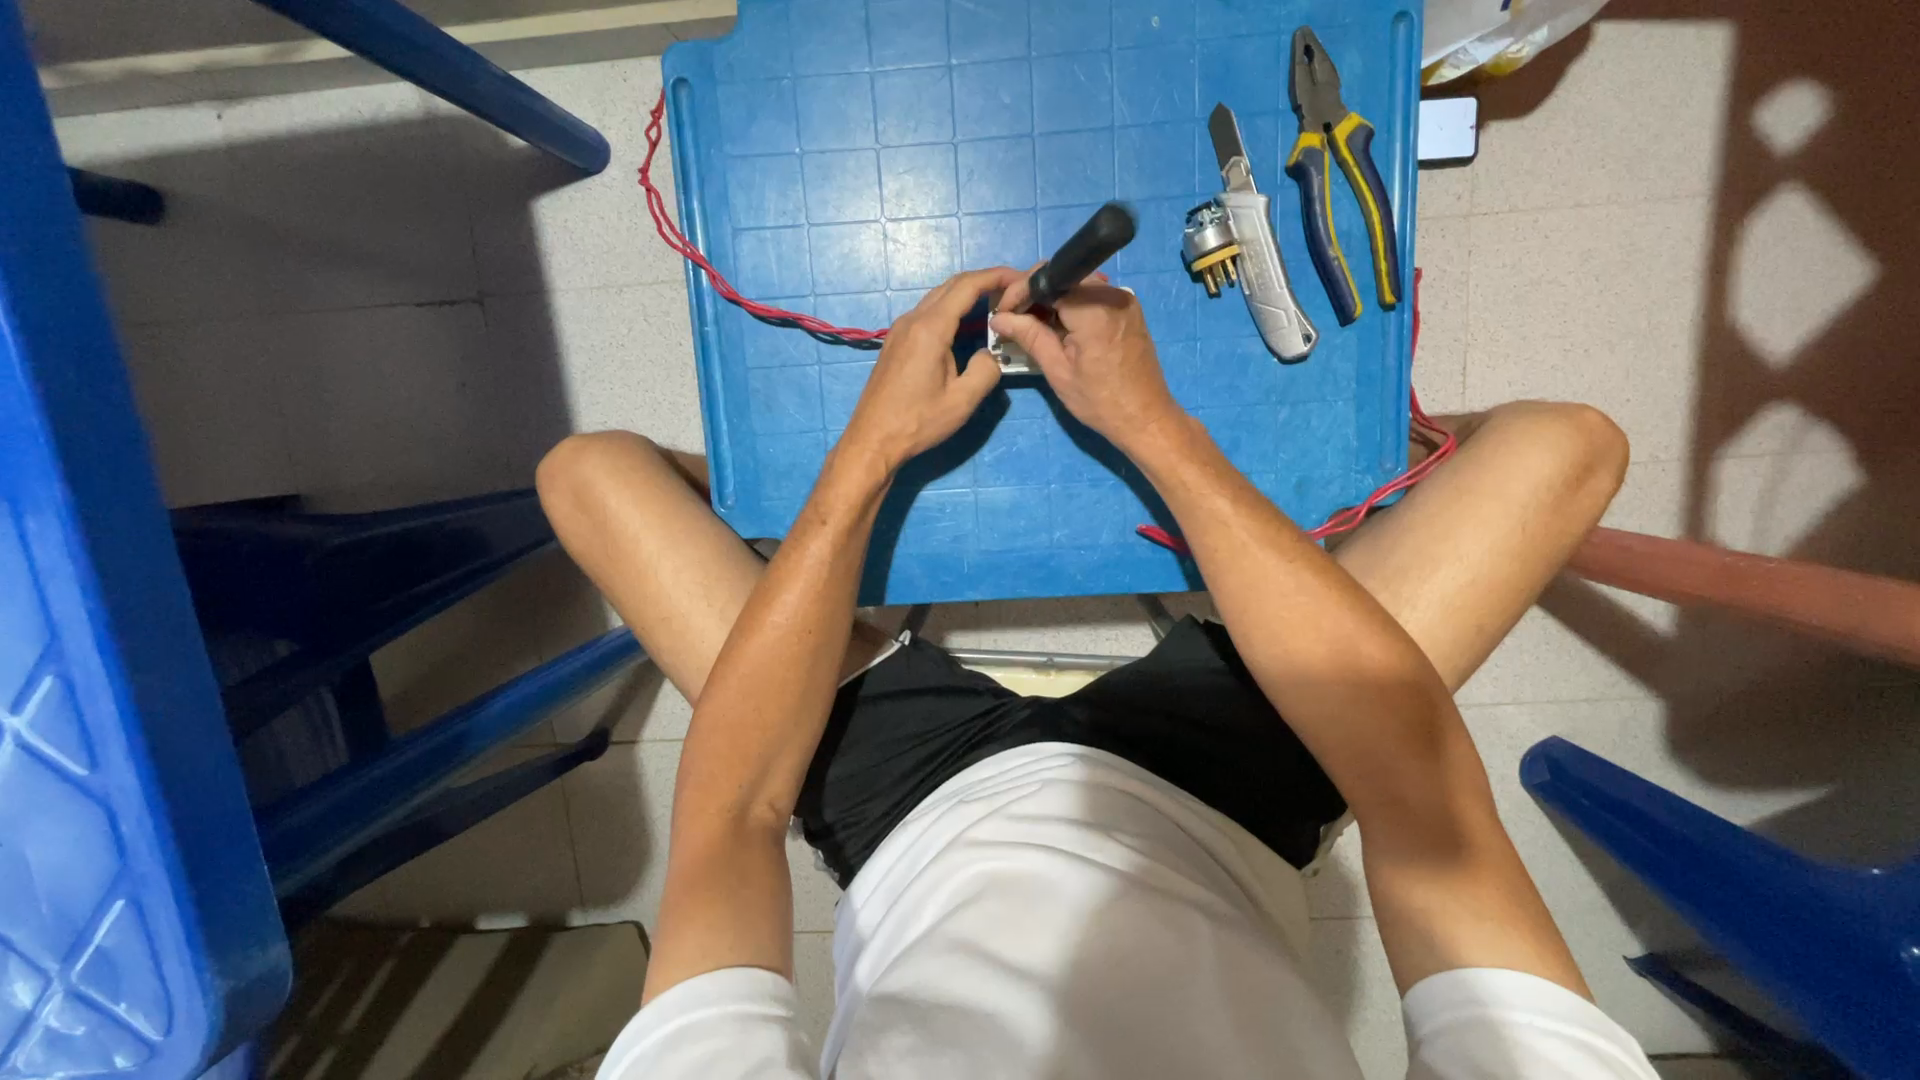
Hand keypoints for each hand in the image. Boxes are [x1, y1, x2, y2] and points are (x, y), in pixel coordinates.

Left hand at [837, 266, 1017, 472]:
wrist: (873, 439)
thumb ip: (986, 370)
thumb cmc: (917, 422)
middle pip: (951, 286)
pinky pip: (927, 314)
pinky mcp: (895, 343)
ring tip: (993, 306)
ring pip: (937, 298)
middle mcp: (912, 320)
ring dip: (966, 296)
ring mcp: (900, 330)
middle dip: (983, 282)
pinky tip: (965, 327)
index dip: (996, 276)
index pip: (967, 286)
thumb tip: (991, 354)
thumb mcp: (962, 400)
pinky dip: (950, 310)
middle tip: (1011, 292)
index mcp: (930, 329)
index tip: (1020, 279)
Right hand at [990, 276, 1184, 454]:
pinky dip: (1073, 306)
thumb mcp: (1058, 371)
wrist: (1145, 418)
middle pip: (1064, 279)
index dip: (1020, 292)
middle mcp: (1112, 294)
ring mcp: (1124, 300)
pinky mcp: (1129, 309)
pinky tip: (1059, 327)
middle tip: (1013, 318)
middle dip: (1035, 294)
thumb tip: (999, 317)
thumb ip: (1029, 336)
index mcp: (1093, 309)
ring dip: (1054, 300)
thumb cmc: (1099, 402)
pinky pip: (1094, 296)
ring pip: (1078, 285)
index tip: (1002, 312)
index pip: (1048, 281)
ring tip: (1033, 325)